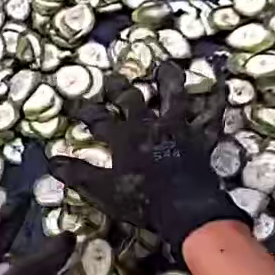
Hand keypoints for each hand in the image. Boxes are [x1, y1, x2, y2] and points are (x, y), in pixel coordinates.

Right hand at [47, 63, 248, 251]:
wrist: (185, 208)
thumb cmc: (141, 200)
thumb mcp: (102, 190)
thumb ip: (77, 174)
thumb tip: (52, 161)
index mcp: (124, 138)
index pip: (99, 119)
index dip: (85, 112)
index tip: (75, 107)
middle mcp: (151, 126)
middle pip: (133, 100)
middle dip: (120, 89)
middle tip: (113, 79)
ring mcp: (179, 129)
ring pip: (175, 96)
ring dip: (169, 80)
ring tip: (165, 66)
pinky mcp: (202, 139)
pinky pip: (213, 115)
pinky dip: (218, 100)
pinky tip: (222, 86)